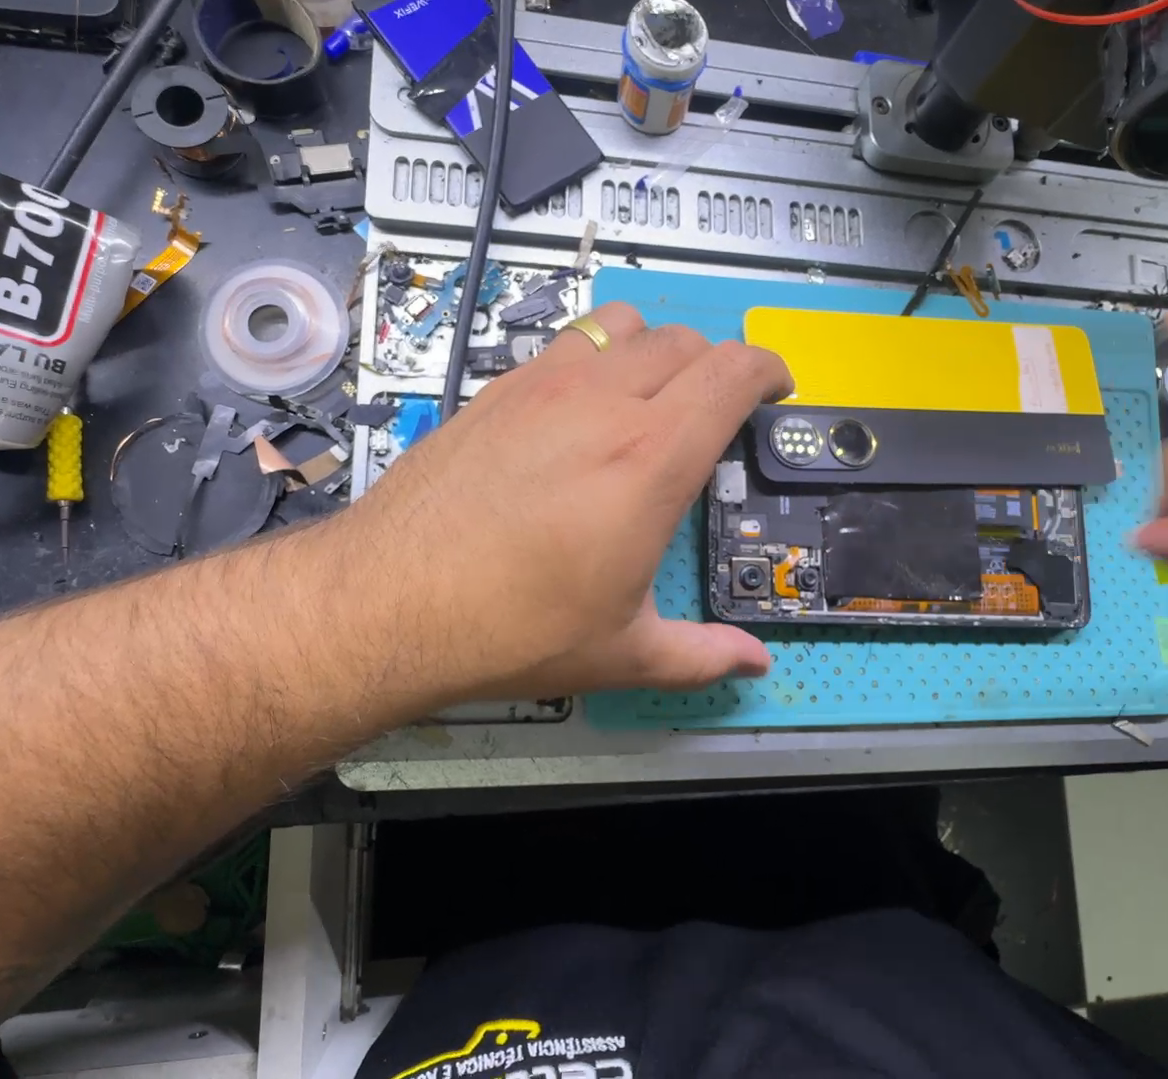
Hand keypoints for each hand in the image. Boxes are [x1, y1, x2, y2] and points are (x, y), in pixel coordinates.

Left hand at [340, 302, 791, 707]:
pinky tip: (577, 413)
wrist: (390, 603)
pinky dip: (594, 359)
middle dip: (716, 367)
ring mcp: (543, 388)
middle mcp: (602, 403)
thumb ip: (702, 654)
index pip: (732, 372)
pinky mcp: (496, 391)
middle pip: (684, 342)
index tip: (776, 390)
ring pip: (621, 325)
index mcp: (651, 458)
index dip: (769, 370)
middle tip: (716, 413)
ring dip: (654, 349)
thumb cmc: (515, 629)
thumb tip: (754, 664)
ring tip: (649, 395)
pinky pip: (565, 345)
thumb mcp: (624, 653)